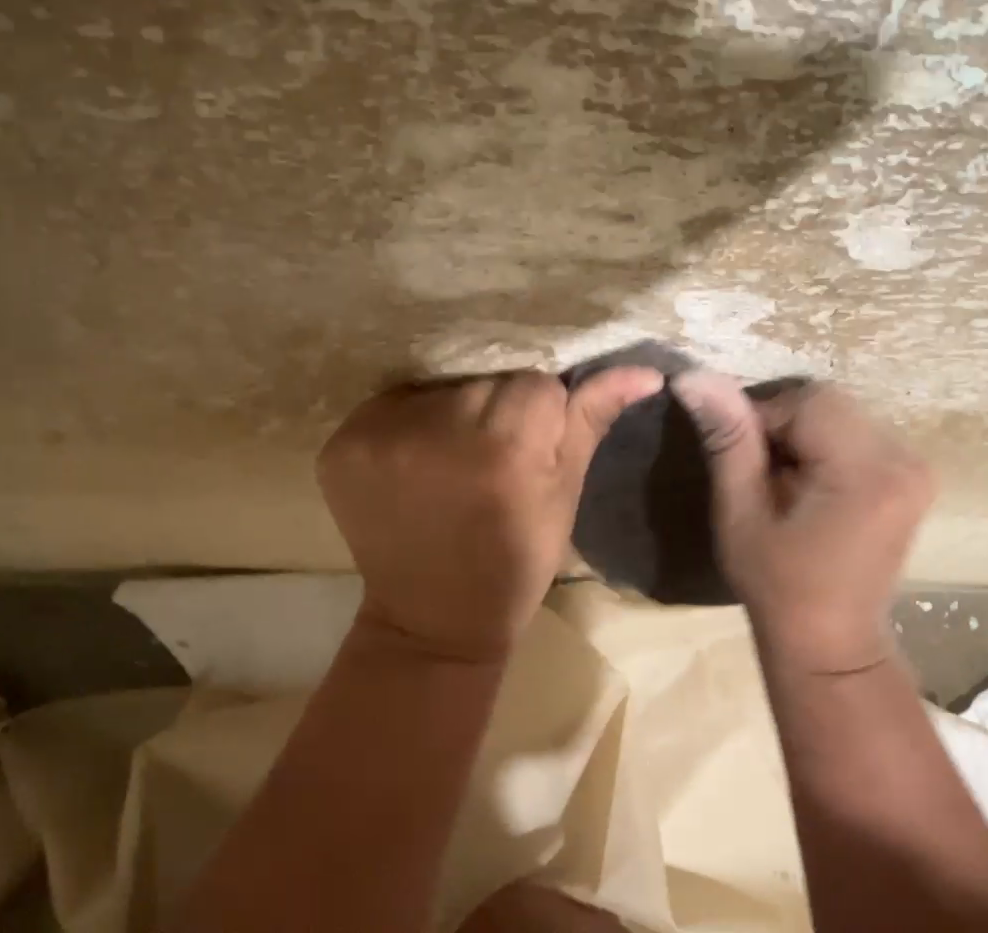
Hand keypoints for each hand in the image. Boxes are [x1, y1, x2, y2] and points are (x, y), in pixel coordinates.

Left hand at [318, 368, 662, 661]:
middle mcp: (438, 431)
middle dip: (496, 411)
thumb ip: (592, 420)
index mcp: (505, 449)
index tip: (530, 457)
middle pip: (485, 380)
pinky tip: (413, 465)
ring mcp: (381, 437)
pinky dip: (406, 426)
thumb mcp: (565, 495)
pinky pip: (392, 405)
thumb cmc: (514, 563)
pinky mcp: (342, 445)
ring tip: (450, 463)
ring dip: (450, 414)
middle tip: (490, 461)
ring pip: (440, 389)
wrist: (432, 619)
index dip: (540, 418)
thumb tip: (644, 369)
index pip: (536, 384)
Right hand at [671, 374, 933, 673]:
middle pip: (830, 402)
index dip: (763, 418)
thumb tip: (695, 376)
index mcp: (866, 471)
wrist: (831, 643)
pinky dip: (825, 444)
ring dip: (804, 433)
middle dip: (784, 424)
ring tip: (782, 481)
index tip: (741, 461)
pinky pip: (858, 432)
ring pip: (842, 413)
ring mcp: (915, 467)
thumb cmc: (777, 586)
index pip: (808, 401)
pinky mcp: (913, 476)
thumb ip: (728, 440)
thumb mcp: (740, 514)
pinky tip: (809, 484)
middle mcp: (903, 459)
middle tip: (759, 472)